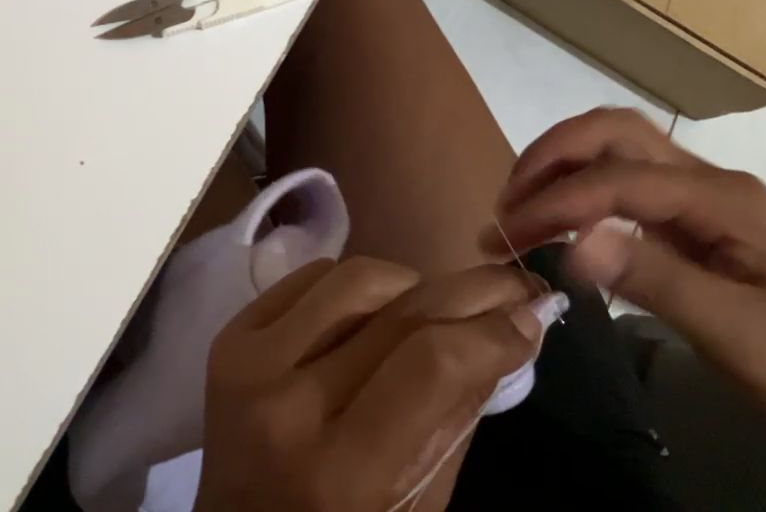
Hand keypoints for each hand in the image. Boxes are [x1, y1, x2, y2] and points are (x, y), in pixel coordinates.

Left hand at [194, 258, 547, 511]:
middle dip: (473, 291)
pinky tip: (377, 310)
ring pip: (359, 277)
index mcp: (340, 472)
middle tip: (514, 285)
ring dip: (412, 284)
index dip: (493, 330)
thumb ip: (458, 415)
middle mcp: (287, 405)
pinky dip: (358, 284)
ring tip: (436, 308)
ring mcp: (249, 361)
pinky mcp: (231, 335)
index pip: (433, 363)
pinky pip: (312, 276)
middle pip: (401, 312)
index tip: (534, 316)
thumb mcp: (418, 505)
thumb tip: (511, 329)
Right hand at [483, 108, 765, 511]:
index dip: (559, 197)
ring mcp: (704, 206)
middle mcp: (711, 184)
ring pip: (620, 159)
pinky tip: (562, 234)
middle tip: (505, 203)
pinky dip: (585, 202)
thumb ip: (657, 279)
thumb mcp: (740, 332)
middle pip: (617, 136)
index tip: (508, 233)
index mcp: (726, 197)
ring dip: (564, 173)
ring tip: (519, 214)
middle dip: (553, 157)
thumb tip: (574, 239)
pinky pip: (629, 197)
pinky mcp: (697, 234)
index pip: (622, 176)